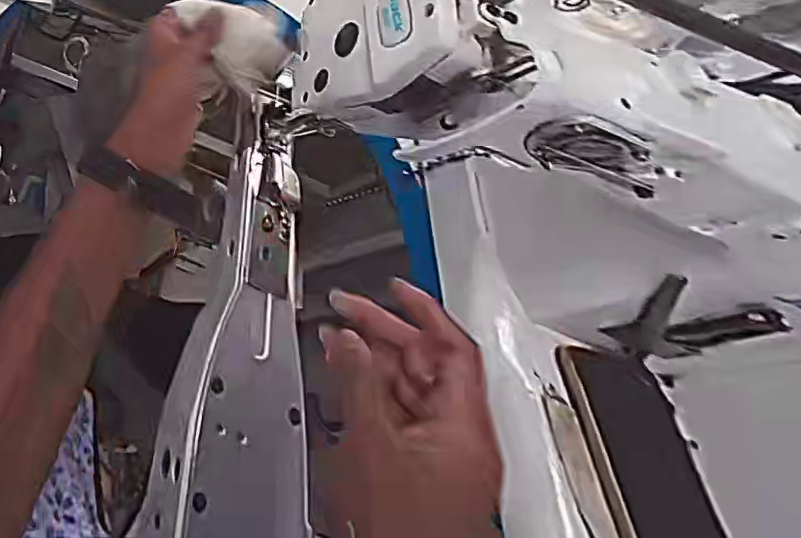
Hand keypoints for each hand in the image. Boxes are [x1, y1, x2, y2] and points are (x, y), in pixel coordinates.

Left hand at [104, 8, 221, 177]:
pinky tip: (234, 69)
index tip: (222, 9)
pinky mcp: (192, 91)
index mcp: (162, 37)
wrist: (161, 137)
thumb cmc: (160, 99)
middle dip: (215, 30)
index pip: (181, 12)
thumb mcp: (187, 56)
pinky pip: (210, 75)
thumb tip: (216, 15)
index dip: (201, 9)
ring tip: (239, 45)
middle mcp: (170, 53)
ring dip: (220, 50)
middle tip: (236, 27)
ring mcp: (181, 73)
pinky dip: (222, 71)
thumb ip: (203, 33)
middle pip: (195, 33)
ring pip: (204, 53)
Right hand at [321, 279, 502, 537]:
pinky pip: (396, 413)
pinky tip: (345, 378)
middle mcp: (459, 437)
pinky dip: (370, 391)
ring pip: (407, 388)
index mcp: (464, 426)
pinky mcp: (420, 469)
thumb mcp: (372, 445)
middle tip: (347, 309)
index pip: (453, 347)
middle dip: (383, 332)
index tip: (397, 287)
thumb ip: (358, 381)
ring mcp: (441, 455)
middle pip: (426, 363)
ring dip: (371, 360)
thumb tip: (348, 337)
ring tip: (336, 340)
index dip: (424, 310)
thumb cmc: (404, 532)